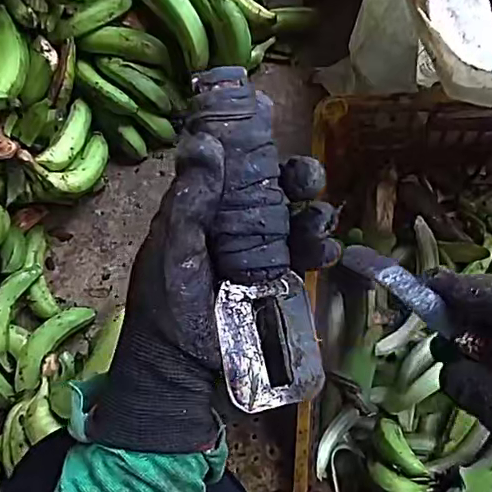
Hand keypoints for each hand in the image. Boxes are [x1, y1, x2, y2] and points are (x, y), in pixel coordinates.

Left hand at [88, 72, 336, 452]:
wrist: (178, 368)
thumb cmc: (166, 306)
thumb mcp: (173, 250)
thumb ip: (190, 201)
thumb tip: (204, 140)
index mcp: (203, 211)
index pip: (232, 167)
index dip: (253, 144)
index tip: (272, 123)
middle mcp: (233, 226)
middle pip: (273, 190)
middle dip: (296, 179)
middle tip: (308, 178)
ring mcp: (257, 254)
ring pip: (294, 220)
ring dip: (314, 213)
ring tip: (320, 219)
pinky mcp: (275, 282)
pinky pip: (304, 257)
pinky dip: (319, 249)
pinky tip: (325, 251)